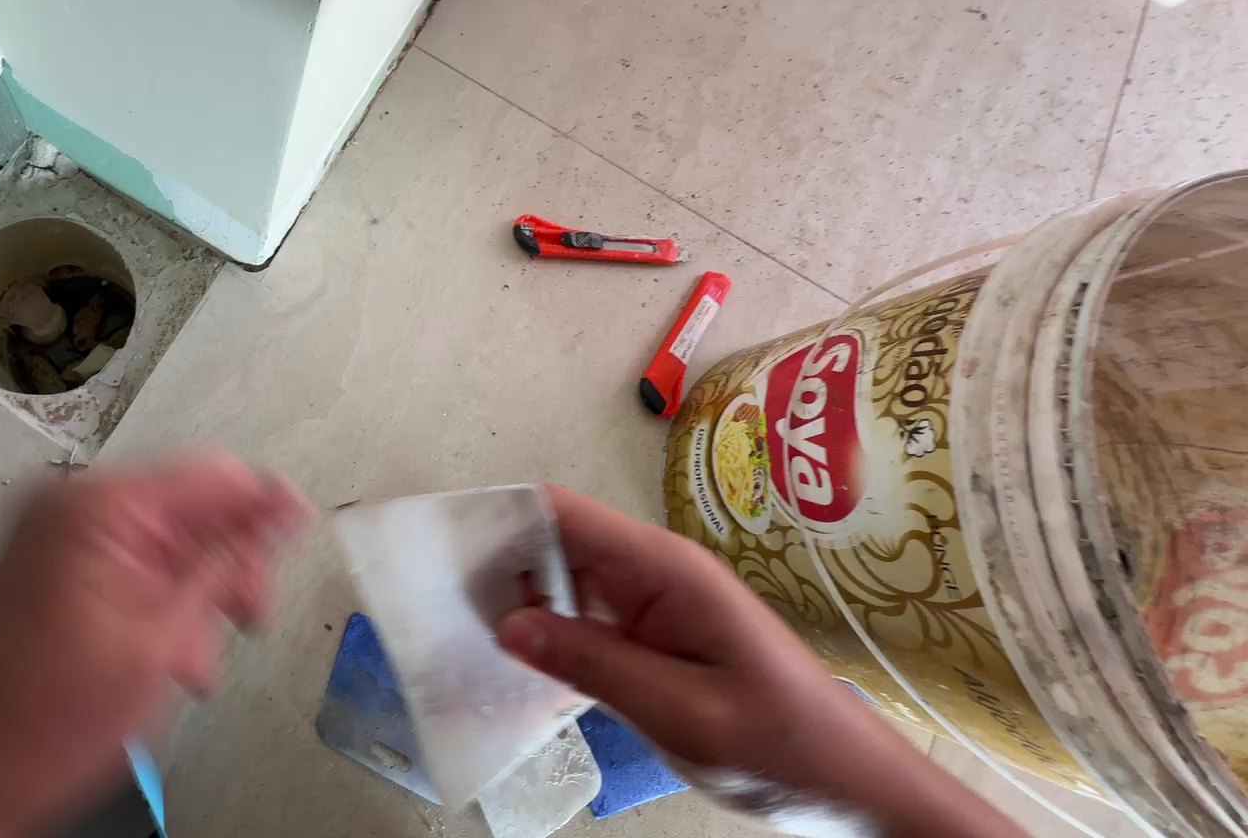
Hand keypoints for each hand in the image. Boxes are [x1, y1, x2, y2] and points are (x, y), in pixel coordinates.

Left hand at [0, 452, 310, 837]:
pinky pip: (136, 563)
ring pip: (169, 543)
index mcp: (97, 506)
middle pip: (191, 509)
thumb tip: (277, 508)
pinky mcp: (59, 562)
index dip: (262, 506)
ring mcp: (62, 533)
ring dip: (196, 595)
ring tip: (194, 654)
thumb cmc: (38, 719)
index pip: (210, 476)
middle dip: (226, 565)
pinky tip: (167, 649)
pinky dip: (163, 603)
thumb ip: (226, 563)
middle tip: (246, 613)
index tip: (296, 527)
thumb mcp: (162, 638)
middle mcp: (74, 506)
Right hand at [496, 487, 1022, 837]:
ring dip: (517, 596)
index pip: (564, 512)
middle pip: (554, 539)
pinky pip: (580, 614)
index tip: (450, 545)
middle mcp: (648, 570)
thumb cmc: (783, 746)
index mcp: (661, 567)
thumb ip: (594, 663)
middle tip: (446, 597)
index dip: (504, 516)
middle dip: (499, 559)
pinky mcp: (645, 631)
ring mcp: (646, 600)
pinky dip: (544, 629)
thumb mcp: (684, 714)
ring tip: (463, 624)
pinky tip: (513, 654)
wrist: (856, 790)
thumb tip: (508, 623)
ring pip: (561, 576)